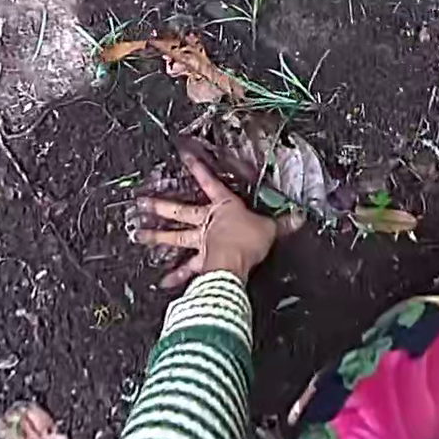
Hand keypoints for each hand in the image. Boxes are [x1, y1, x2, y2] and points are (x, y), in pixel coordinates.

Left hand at [134, 153, 280, 288]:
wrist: (236, 261)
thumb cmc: (249, 239)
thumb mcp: (270, 228)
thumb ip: (283, 223)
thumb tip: (300, 218)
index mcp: (225, 206)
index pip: (210, 183)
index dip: (198, 169)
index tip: (184, 156)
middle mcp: (208, 221)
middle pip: (180, 211)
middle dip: (161, 206)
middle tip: (141, 202)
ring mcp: (201, 242)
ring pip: (175, 237)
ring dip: (156, 237)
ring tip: (138, 235)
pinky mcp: (201, 262)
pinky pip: (186, 269)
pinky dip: (175, 276)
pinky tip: (162, 282)